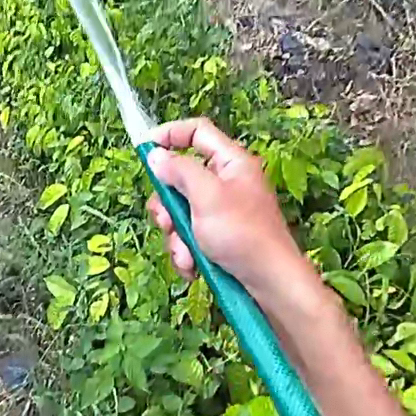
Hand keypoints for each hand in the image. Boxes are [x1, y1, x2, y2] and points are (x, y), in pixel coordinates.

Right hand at [144, 118, 313, 297]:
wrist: (270, 283)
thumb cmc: (241, 233)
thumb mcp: (206, 196)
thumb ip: (180, 171)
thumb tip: (156, 155)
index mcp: (231, 162)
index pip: (197, 132)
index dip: (169, 134)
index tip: (144, 149)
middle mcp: (227, 183)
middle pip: (182, 178)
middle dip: (168, 204)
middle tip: (167, 221)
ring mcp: (223, 211)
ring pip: (181, 212)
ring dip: (176, 235)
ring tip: (186, 253)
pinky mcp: (219, 237)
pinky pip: (190, 236)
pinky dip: (187, 251)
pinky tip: (192, 266)